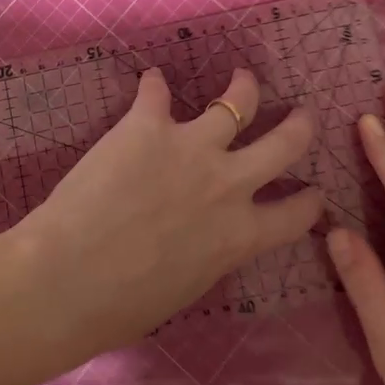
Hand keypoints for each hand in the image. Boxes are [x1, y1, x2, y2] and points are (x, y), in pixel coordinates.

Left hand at [11, 67, 324, 350]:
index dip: (309, 203)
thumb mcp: (187, 287)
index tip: (314, 193)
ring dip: (244, 88)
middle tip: (303, 116)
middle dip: (299, 128)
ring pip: (237, 102)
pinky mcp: (148, 124)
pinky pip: (157, 92)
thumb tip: (203, 238)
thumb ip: (207, 253)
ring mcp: (190, 147)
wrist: (70, 277)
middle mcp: (228, 184)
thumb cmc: (123, 306)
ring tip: (244, 78)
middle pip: (284, 144)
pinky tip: (152, 79)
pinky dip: (154, 85)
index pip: (295, 216)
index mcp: (240, 236)